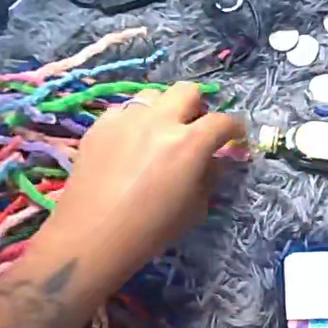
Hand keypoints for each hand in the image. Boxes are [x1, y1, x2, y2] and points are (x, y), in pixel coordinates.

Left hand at [30, 82, 244, 285]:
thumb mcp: (194, 208)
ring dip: (164, 110)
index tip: (234, 136)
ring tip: (158, 134)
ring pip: (153, 96)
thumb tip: (211, 160)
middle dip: (198, 107)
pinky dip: (134, 122)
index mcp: (189, 143)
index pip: (223, 121)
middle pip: (187, 91)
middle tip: (194, 128)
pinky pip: (124, 111)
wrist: (92, 236)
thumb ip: (208, 176)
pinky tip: (129, 145)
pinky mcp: (100, 125)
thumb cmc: (151, 230)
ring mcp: (126, 118)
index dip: (235, 128)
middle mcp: (159, 121)